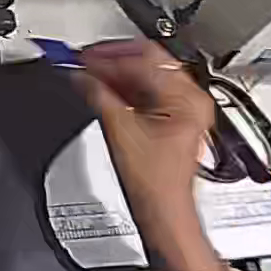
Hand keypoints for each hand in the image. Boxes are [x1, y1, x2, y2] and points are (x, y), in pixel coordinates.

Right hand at [73, 40, 218, 270]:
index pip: (143, 61)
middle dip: (113, 59)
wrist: (163, 213)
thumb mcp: (118, 130)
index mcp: (186, 98)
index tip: (83, 57)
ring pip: (146, 74)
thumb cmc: (155, 183)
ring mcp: (184, 107)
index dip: (108, 57)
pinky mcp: (173, 116)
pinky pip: (147, 89)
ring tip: (90, 71)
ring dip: (116, 72)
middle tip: (85, 59)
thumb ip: (96, 94)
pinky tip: (103, 86)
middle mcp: (191, 98)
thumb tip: (80, 75)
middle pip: (148, 61)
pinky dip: (124, 85)